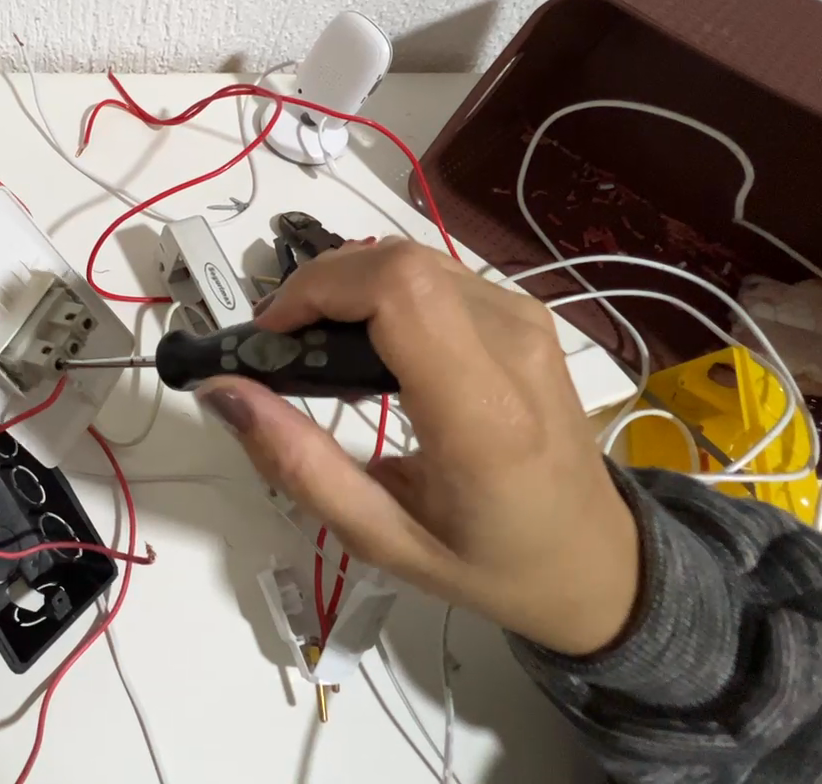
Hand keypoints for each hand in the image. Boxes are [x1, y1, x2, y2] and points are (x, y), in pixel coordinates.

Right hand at [199, 240, 640, 655]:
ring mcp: (525, 321)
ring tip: (314, 345)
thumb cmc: (488, 562)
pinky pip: (428, 273)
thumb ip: (296, 463)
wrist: (601, 562)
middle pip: (395, 262)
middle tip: (280, 342)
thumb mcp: (379, 538)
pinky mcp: (520, 313)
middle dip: (316, 287)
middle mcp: (513, 347)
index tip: (270, 334)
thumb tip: (221, 390)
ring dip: (342, 287)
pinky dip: (374, 291)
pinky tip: (361, 342)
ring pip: (406, 258)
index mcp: (484, 414)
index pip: (397, 292)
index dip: (316, 291)